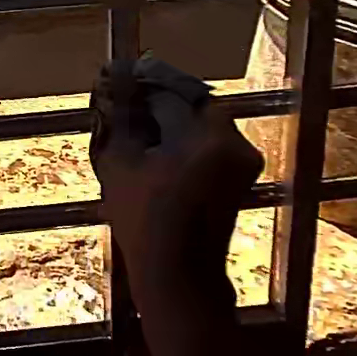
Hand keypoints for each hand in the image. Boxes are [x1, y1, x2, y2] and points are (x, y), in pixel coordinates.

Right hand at [89, 58, 262, 341]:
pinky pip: (210, 141)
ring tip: (138, 124)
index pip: (170, 94)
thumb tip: (112, 85)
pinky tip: (157, 146)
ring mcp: (244, 159)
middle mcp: (235, 141)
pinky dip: (185, 137)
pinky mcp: (242, 173)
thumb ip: (118, 118)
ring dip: (172, 118)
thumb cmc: (144, 222)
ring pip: (202, 121)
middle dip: (159, 100)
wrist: (180, 275)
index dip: (140, 86)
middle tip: (128, 102)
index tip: (118, 79)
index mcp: (208, 138)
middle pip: (191, 103)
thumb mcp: (121, 164)